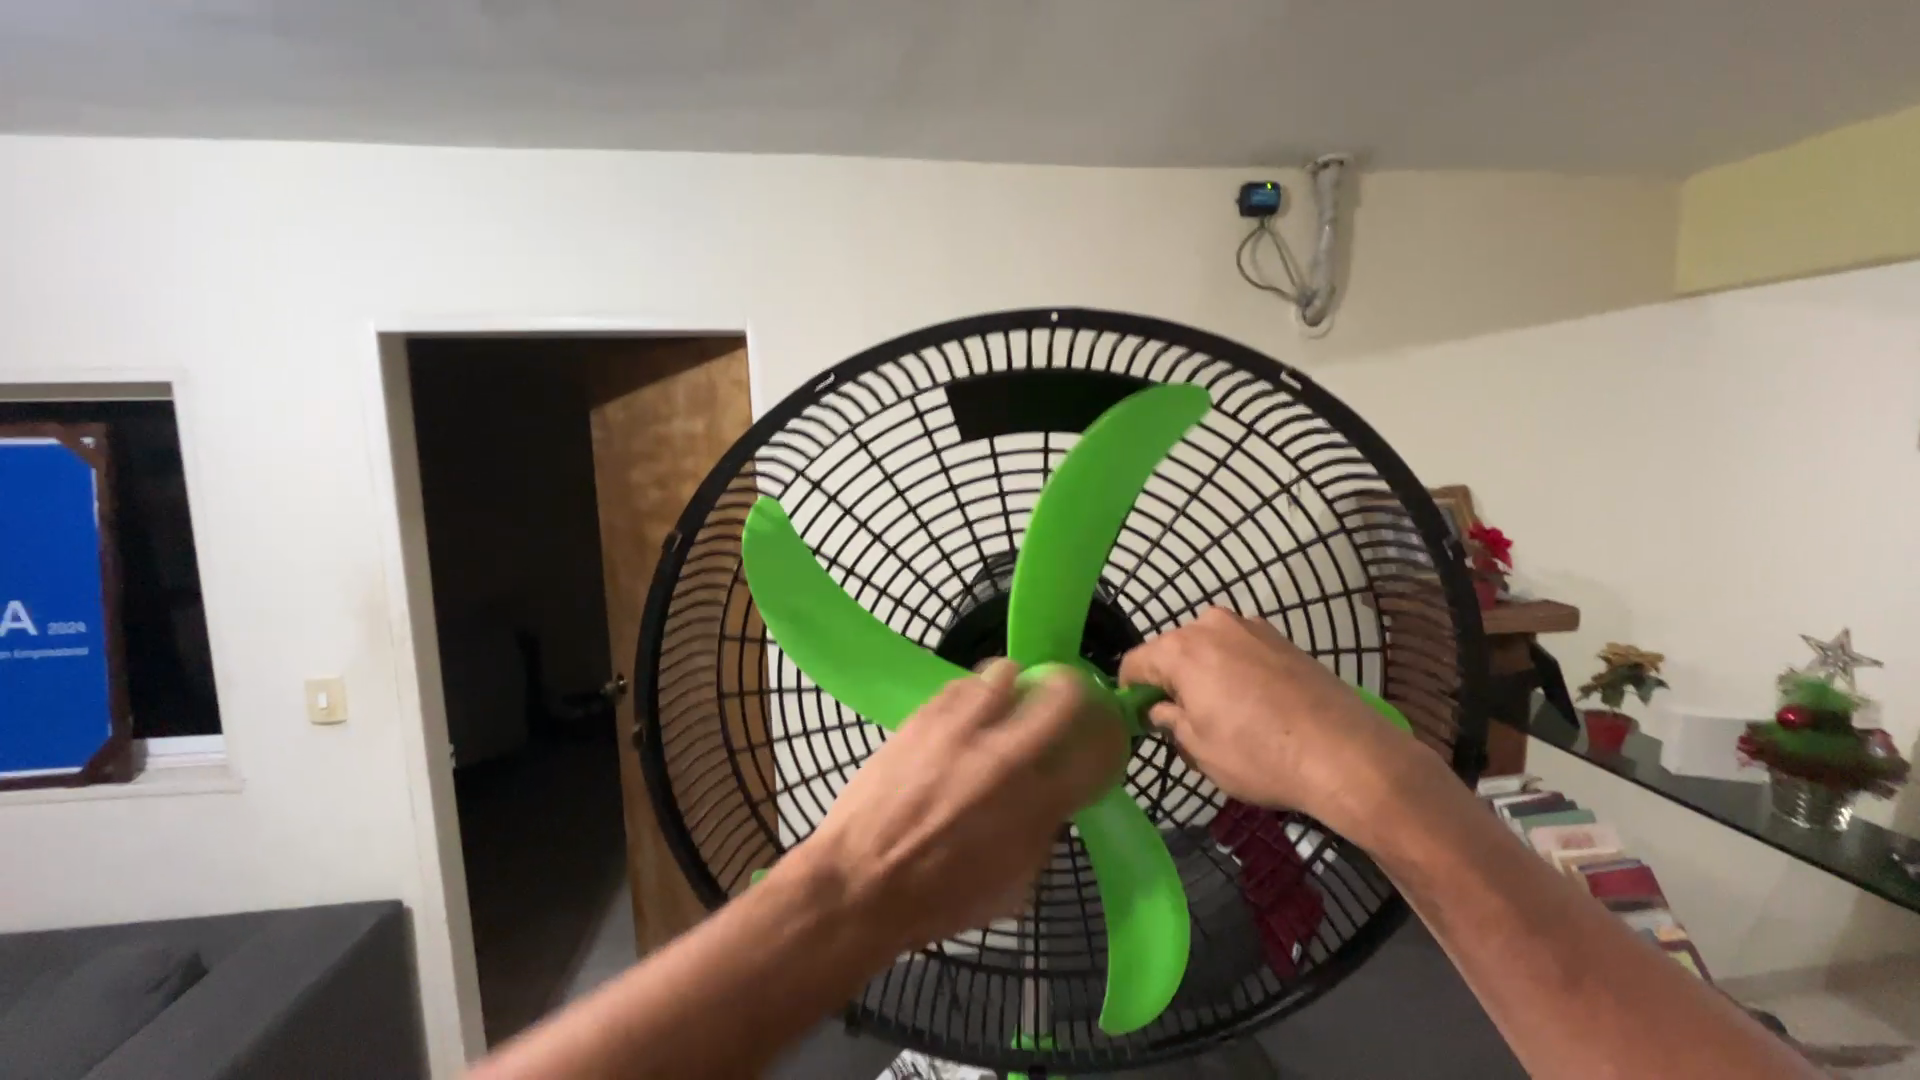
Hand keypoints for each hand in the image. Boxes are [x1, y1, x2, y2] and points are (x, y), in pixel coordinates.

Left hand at [792, 661, 1127, 952]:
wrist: (860, 883)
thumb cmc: (940, 900)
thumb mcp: (1014, 885)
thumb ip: (1043, 834)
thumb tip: (1051, 802)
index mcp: (1035, 801)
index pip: (1097, 750)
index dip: (1108, 740)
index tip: (1101, 740)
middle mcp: (1004, 753)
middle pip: (1061, 694)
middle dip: (1073, 695)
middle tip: (1064, 705)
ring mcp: (960, 728)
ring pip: (1006, 674)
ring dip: (1015, 687)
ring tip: (1008, 704)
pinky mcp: (922, 717)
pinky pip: (960, 685)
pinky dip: (972, 694)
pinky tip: (966, 714)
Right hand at [1119, 607, 1423, 835]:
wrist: (1347, 754)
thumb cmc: (1258, 755)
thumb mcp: (1199, 749)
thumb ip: (1170, 721)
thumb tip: (1161, 710)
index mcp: (1181, 649)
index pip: (1134, 663)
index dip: (1130, 693)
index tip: (1139, 720)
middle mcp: (1212, 625)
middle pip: (1172, 651)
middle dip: (1170, 681)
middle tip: (1183, 723)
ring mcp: (1252, 628)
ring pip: (1209, 650)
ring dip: (1205, 675)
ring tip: (1225, 716)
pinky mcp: (1284, 640)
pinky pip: (1241, 652)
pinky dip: (1236, 673)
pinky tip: (1255, 707)